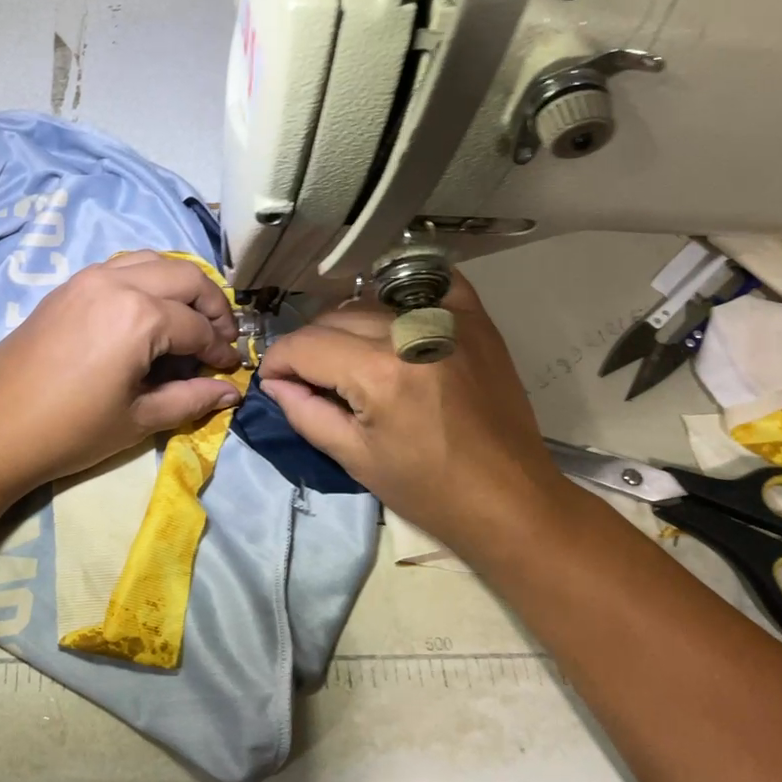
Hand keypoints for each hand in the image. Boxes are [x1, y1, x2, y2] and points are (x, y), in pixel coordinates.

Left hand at [0, 252, 242, 496]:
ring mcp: (88, 278)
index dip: (221, 351)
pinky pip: (121, 266)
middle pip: (184, 278)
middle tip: (219, 340)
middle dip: (212, 307)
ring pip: (153, 261)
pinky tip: (149, 312)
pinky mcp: (67, 286)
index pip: (198, 327)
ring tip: (189, 321)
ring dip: (180, 286)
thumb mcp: (139, 419)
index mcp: (140, 316)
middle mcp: (117, 282)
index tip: (231, 371)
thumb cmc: (70, 431)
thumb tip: (230, 391)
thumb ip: (191, 398)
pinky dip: (147, 279)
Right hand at [257, 270, 568, 539]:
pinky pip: (430, 283)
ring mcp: (448, 320)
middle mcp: (410, 332)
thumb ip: (305, 412)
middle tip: (308, 379)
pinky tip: (391, 316)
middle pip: (332, 319)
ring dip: (346, 326)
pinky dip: (403, 294)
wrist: (510, 498)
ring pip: (370, 302)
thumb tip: (275, 383)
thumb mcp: (354, 458)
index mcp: (378, 373)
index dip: (276, 362)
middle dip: (307, 347)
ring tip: (348, 359)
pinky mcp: (476, 320)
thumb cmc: (429, 490)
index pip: (303, 345)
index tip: (272, 381)